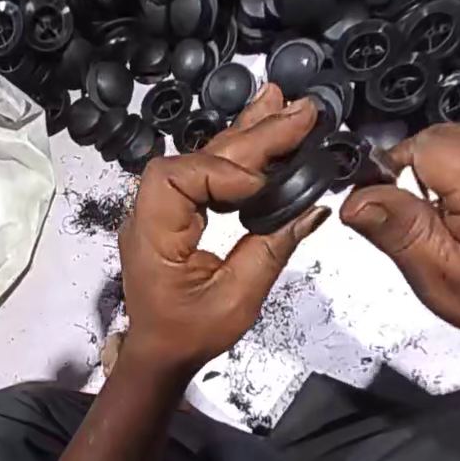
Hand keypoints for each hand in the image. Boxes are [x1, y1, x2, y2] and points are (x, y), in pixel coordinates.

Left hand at [118, 85, 328, 374]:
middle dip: (251, 138)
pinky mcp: (176, 214)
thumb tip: (310, 209)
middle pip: (198, 158)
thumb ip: (271, 250)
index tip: (264, 184)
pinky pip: (205, 174)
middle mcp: (149, 216)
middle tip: (299, 115)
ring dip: (246, 135)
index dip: (223, 170)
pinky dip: (237, 155)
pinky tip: (263, 133)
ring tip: (284, 107)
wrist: (162, 353)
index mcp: (152, 238)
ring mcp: (161, 212)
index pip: (177, 178)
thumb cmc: (187, 336)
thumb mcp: (236, 301)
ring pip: (203, 159)